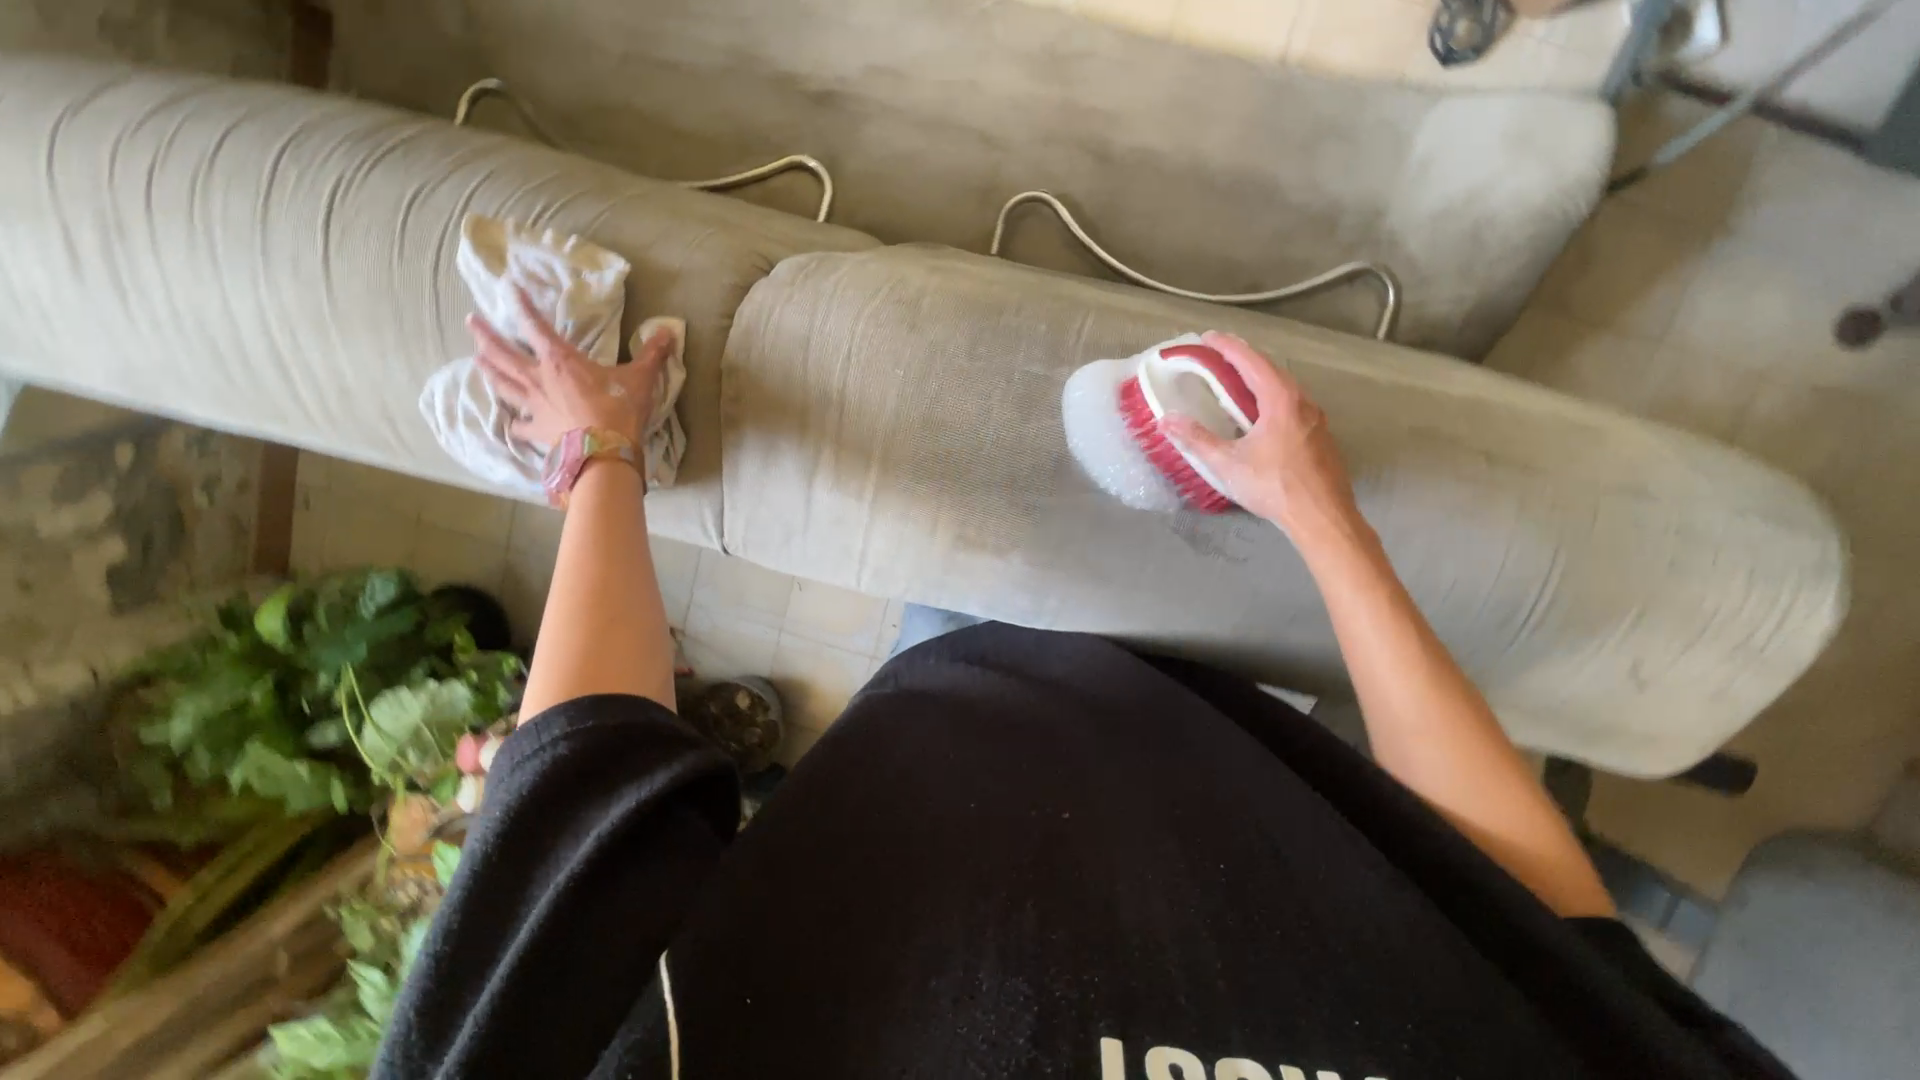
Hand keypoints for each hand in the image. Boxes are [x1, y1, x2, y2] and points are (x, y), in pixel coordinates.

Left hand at [470, 289, 672, 447]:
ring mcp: (534, 407)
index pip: (534, 326)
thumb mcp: (640, 378)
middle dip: (485, 336)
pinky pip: (520, 427)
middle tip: (470, 322)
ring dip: (488, 370)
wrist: (604, 451)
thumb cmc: (619, 410)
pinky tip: (511, 424)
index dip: (521, 306)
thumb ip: (652, 354)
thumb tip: (670, 331)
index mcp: (560, 360)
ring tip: (476, 359)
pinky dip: (514, 425)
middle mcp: (538, 379)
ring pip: (502, 384)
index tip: (508, 288)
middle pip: (503, 354)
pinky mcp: (538, 432)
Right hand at [1161, 331, 1367, 549]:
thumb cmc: (1274, 486)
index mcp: (1280, 399)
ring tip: (1236, 382)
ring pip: (1284, 387)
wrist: (1322, 516)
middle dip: (1242, 358)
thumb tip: (1166, 419)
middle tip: (1218, 356)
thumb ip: (1196, 439)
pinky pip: (1292, 404)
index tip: (1206, 337)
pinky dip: (1271, 397)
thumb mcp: (1227, 464)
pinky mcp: (1320, 435)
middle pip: (1270, 368)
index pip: (1250, 360)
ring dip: (1259, 378)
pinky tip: (1260, 413)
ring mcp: (1315, 418)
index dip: (1226, 346)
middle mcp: (1302, 401)